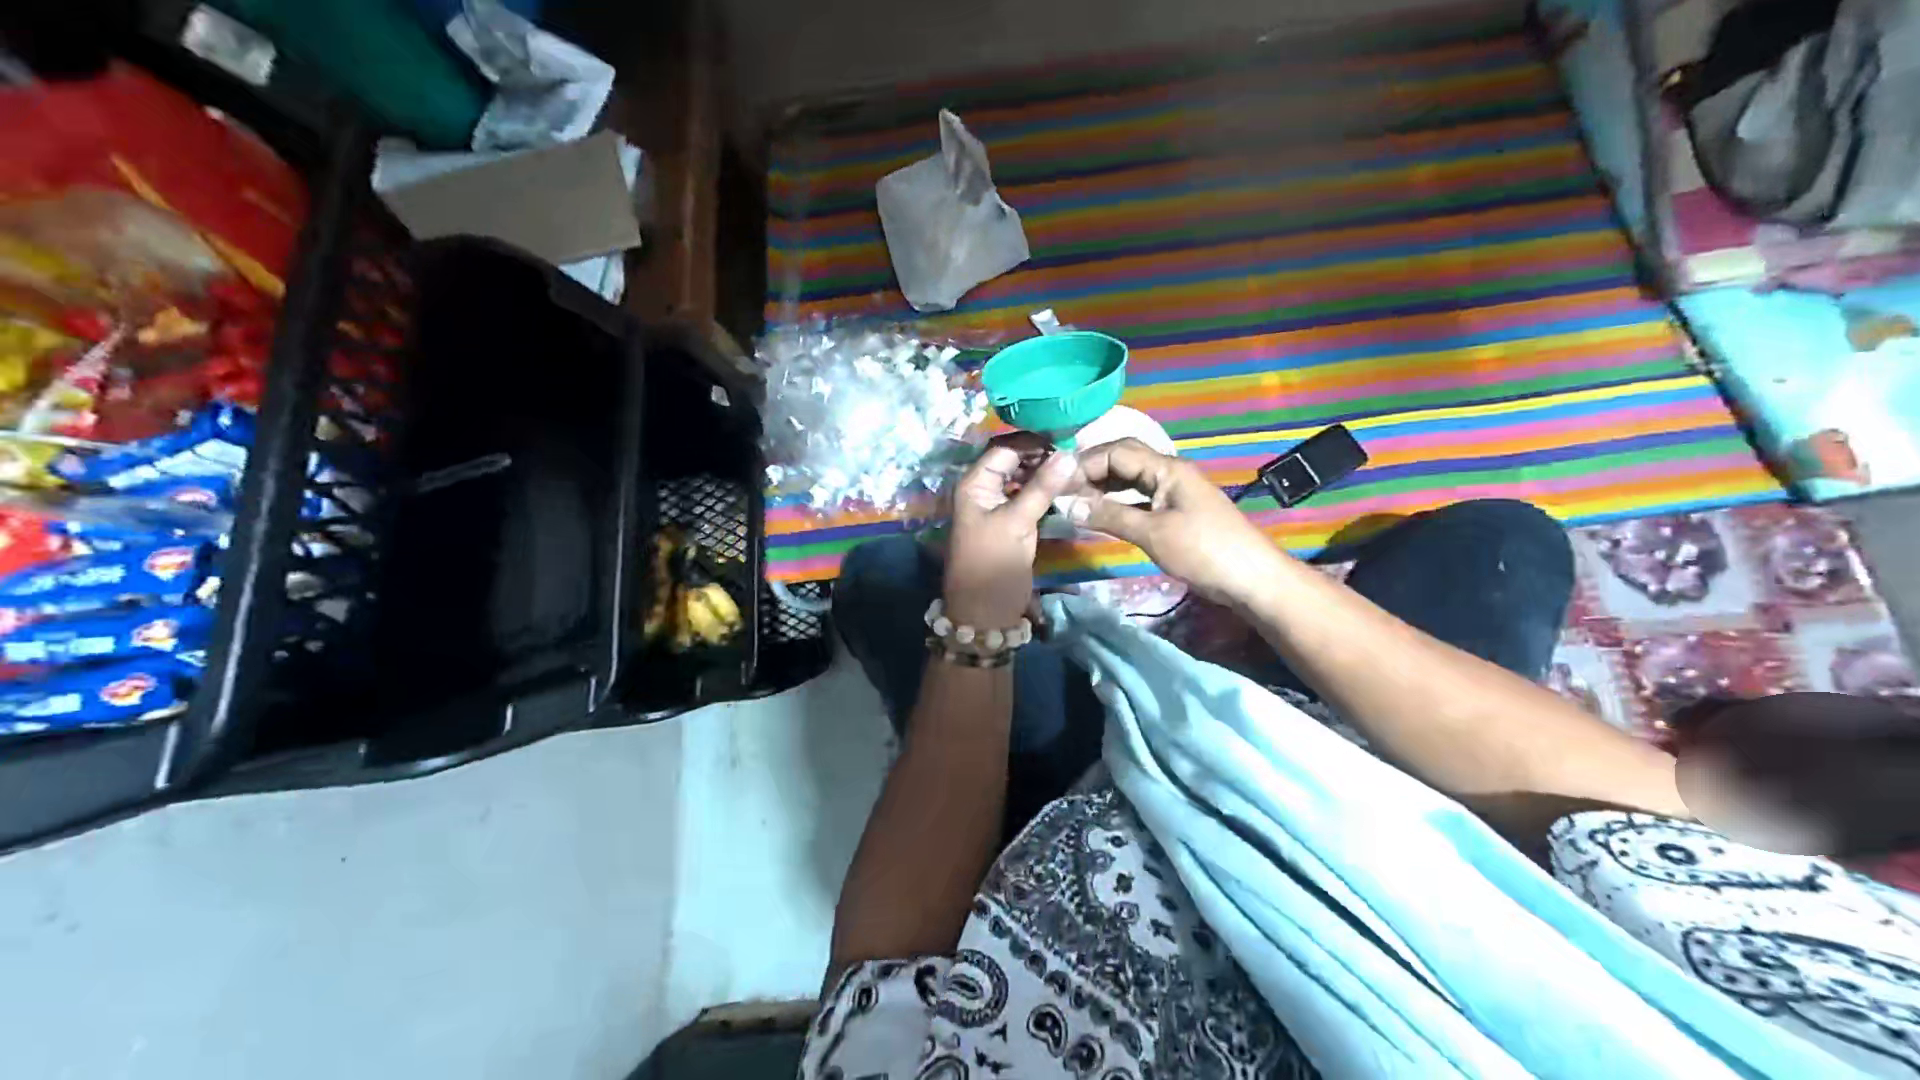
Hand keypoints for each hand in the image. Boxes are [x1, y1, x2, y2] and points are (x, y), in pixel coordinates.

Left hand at [943, 445, 1081, 627]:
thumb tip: (1069, 454)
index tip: (1068, 438)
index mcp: (975, 483)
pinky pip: (1028, 496)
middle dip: (1042, 455)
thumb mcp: (1017, 523)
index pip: (1005, 448)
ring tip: (1075, 469)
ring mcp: (997, 506)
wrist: (984, 612)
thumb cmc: (992, 564)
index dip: (1034, 440)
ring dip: (1045, 472)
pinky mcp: (1012, 522)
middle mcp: (984, 489)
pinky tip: (1066, 488)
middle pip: (1013, 460)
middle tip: (1076, 454)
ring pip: (1023, 477)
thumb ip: (1042, 487)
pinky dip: (1045, 490)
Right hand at [1064, 438, 1286, 606]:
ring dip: (1103, 486)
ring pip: (1130, 478)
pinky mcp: (1176, 511)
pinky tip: (1101, 514)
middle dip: (1091, 470)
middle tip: (1062, 490)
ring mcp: (1174, 491)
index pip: (1116, 452)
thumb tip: (1067, 505)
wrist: (1253, 579)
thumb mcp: (1152, 533)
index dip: (1084, 464)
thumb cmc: (1204, 551)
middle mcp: (1169, 472)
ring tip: (1075, 501)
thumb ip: (1109, 516)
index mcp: (1167, 468)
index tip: (1056, 483)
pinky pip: (1139, 497)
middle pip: (1123, 459)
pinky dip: (1117, 502)